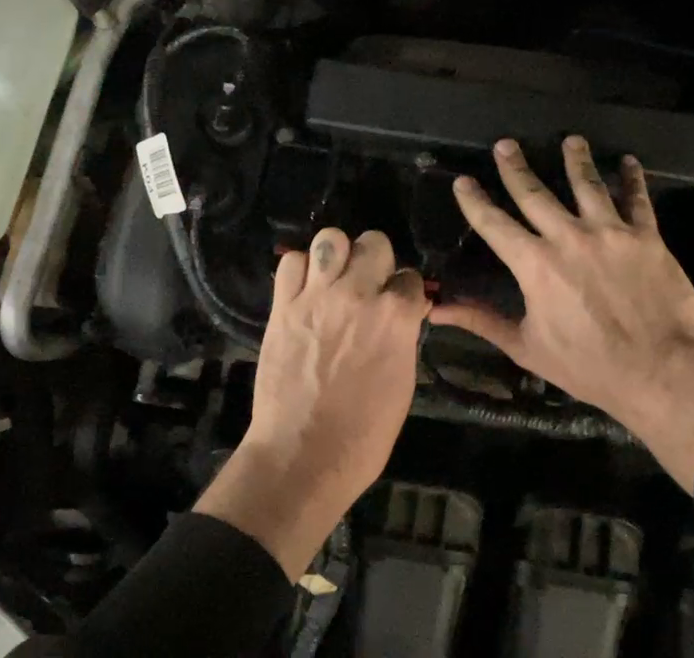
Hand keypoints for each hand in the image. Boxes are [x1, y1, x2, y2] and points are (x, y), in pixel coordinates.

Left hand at [194, 227, 428, 577]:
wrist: (303, 455)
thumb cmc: (363, 434)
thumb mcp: (402, 383)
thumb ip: (403, 337)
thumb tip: (406, 313)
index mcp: (396, 317)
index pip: (411, 277)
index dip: (405, 291)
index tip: (398, 304)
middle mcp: (359, 295)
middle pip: (374, 243)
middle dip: (375, 261)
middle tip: (366, 285)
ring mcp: (317, 297)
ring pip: (331, 239)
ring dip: (336, 255)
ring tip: (333, 278)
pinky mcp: (283, 306)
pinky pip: (291, 262)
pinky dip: (299, 271)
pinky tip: (304, 291)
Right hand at [431, 136, 693, 489]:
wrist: (658, 372)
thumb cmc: (588, 366)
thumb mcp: (527, 347)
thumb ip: (482, 321)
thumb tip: (435, 310)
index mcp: (535, 265)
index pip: (495, 224)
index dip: (475, 201)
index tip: (463, 181)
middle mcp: (568, 238)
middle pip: (535, 193)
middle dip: (516, 167)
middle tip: (506, 144)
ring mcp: (610, 233)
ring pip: (588, 185)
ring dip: (577, 160)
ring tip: (572, 140)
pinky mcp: (646, 237)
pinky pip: (638, 200)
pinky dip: (633, 179)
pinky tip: (628, 162)